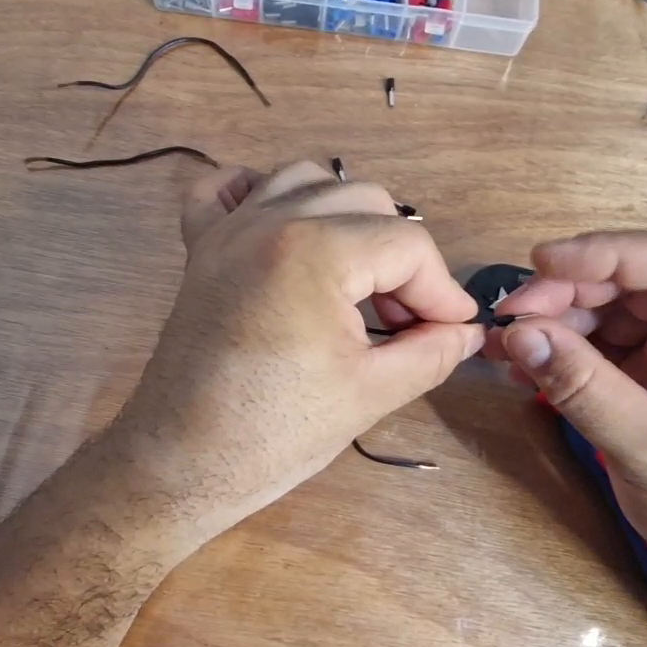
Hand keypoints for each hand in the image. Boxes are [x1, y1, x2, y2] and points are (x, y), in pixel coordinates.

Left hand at [105, 160, 482, 541]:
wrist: (180, 465)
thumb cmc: (273, 436)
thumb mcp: (369, 395)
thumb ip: (431, 352)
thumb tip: (466, 331)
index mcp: (314, 251)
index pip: (407, 244)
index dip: (440, 289)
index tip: (452, 329)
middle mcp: (269, 221)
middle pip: (364, 201)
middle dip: (400, 258)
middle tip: (407, 321)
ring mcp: (227, 230)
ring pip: (305, 180)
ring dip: (344, 218)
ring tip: (357, 279)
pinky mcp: (200, 251)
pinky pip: (227, 190)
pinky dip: (261, 194)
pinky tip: (285, 229)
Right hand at [486, 231, 646, 582]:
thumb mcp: (646, 450)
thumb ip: (583, 388)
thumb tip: (517, 335)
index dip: (612, 254)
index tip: (541, 263)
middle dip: (574, 292)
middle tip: (511, 315)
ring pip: (622, 307)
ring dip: (562, 319)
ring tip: (507, 341)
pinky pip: (612, 341)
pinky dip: (567, 348)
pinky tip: (526, 361)